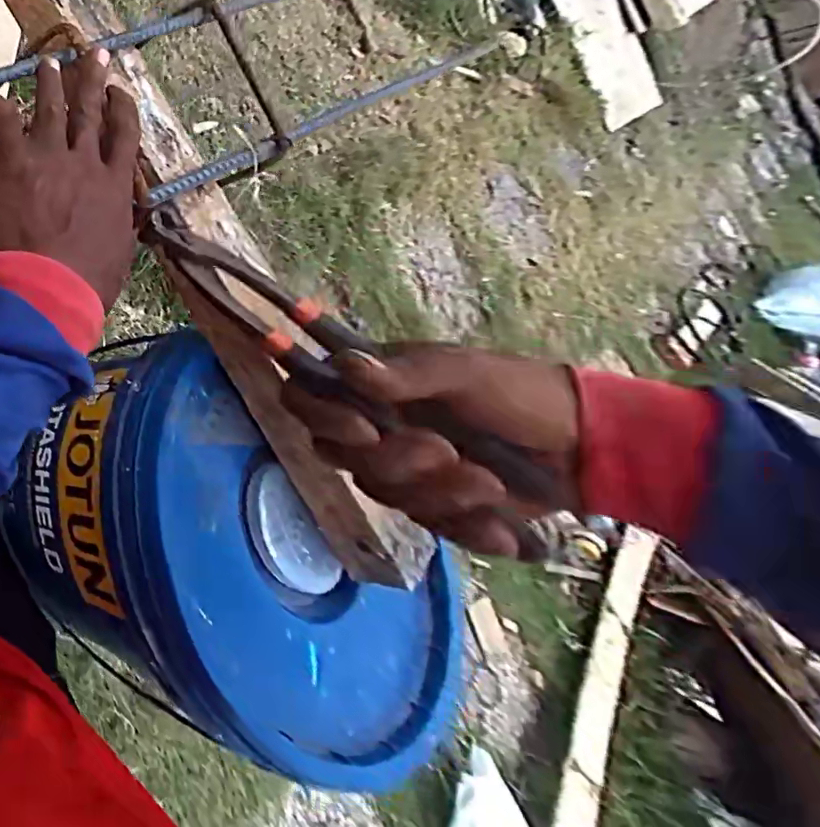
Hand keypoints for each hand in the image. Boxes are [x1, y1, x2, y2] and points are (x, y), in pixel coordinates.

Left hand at [0, 48, 141, 308]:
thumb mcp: (118, 254)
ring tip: (47, 63)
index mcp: (115, 186)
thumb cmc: (84, 284)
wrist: (49, 287)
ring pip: (52, 108)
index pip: (124, 135)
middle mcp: (87, 162)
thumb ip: (119, 229)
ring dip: (49, 82)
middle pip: (91, 112)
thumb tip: (122, 224)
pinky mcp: (17, 161)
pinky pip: (2, 118)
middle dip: (92, 80)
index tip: (117, 94)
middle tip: (92, 55)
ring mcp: (52, 157)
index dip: (121, 110)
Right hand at [283, 344, 582, 557]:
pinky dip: (467, 528)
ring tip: (489, 482)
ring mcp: (398, 471)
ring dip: (439, 492)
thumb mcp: (463, 372)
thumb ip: (404, 372)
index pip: (303, 400)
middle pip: (339, 455)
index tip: (365, 430)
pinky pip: (428, 526)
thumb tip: (345, 366)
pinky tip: (502, 526)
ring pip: (383, 492)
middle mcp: (367, 430)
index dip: (319, 418)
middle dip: (394, 461)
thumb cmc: (517, 392)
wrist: (591, 446)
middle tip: (445, 450)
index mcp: (362, 390)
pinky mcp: (431, 507)